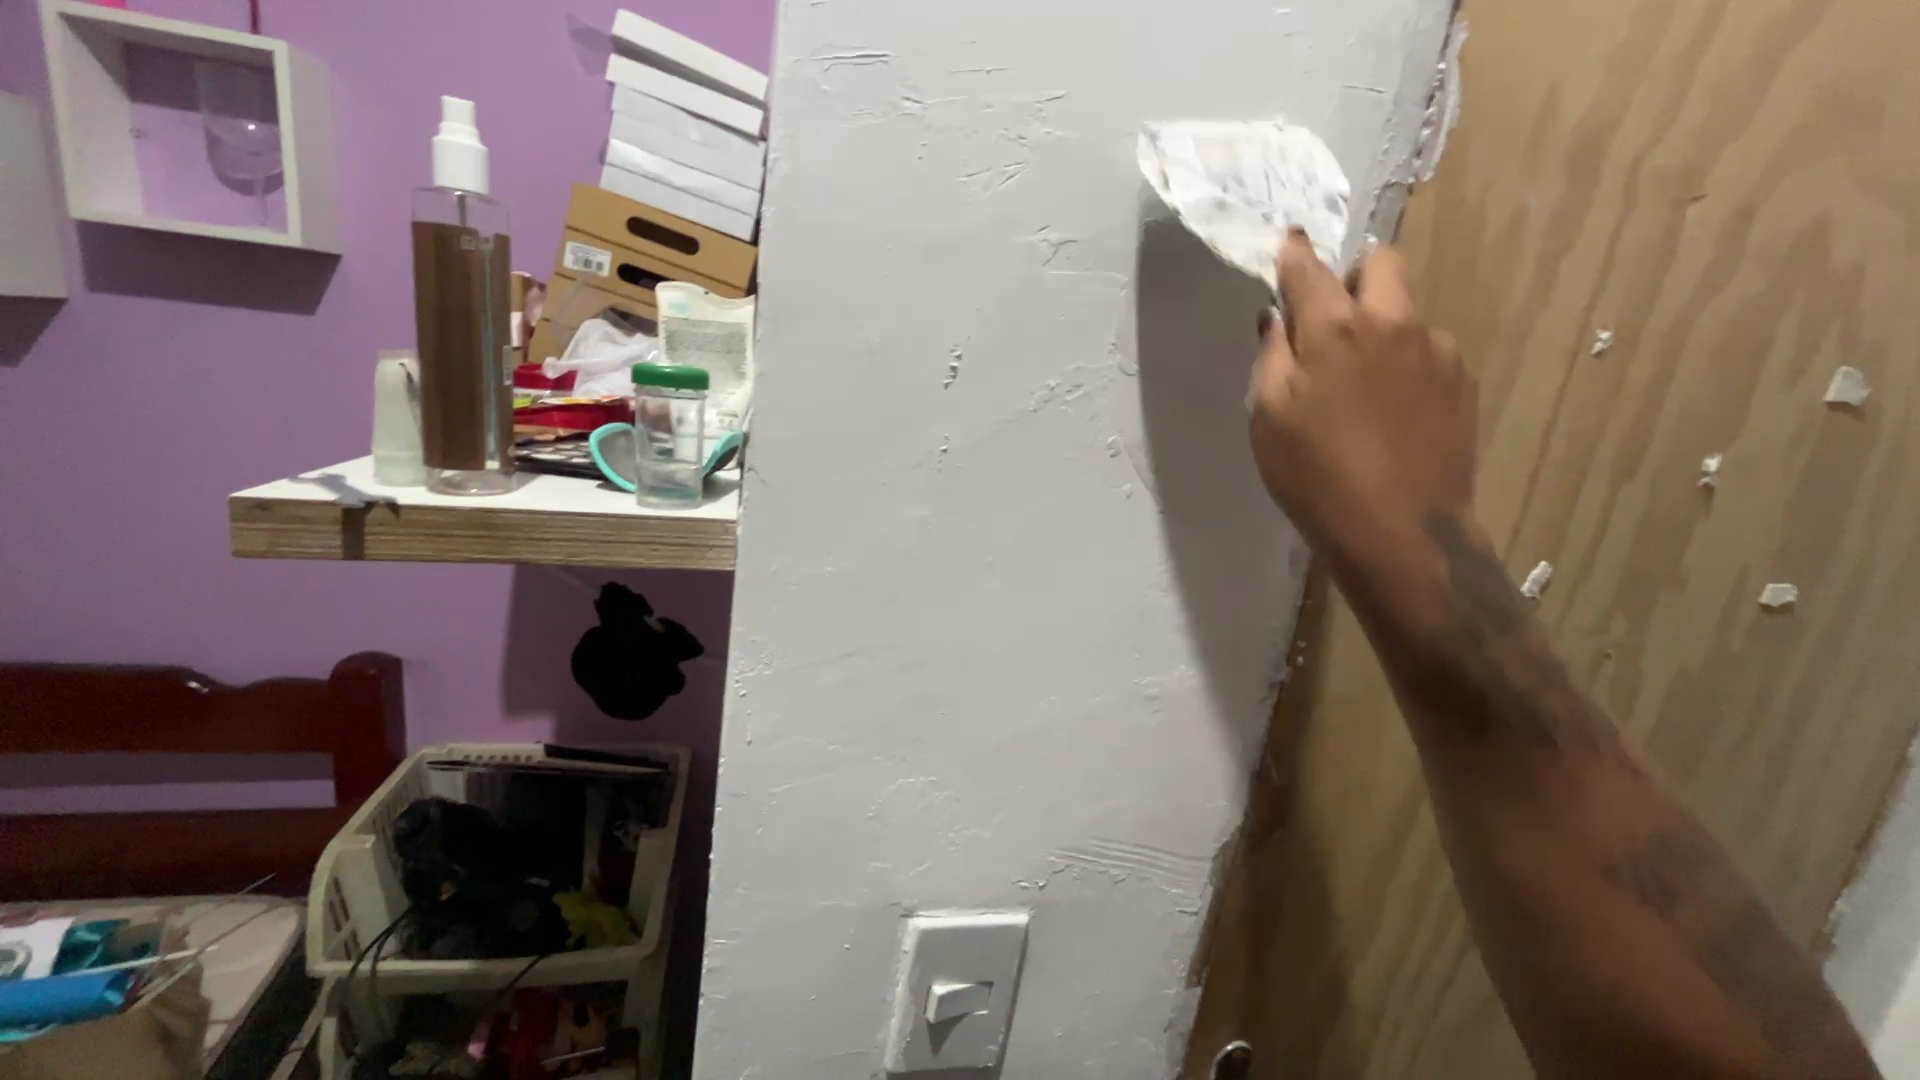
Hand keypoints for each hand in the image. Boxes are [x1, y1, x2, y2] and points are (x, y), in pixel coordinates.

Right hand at [1248, 230, 1477, 575]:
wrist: (1400, 532)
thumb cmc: (1315, 477)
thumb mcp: (1268, 419)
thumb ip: (1271, 358)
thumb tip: (1277, 319)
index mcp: (1334, 330)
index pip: (1309, 269)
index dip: (1294, 253)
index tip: (1289, 244)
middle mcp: (1391, 323)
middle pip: (1381, 262)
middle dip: (1354, 273)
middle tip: (1332, 314)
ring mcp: (1435, 350)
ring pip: (1405, 311)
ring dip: (1381, 326)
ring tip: (1362, 385)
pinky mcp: (1461, 381)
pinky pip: (1427, 351)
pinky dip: (1404, 364)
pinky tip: (1392, 411)